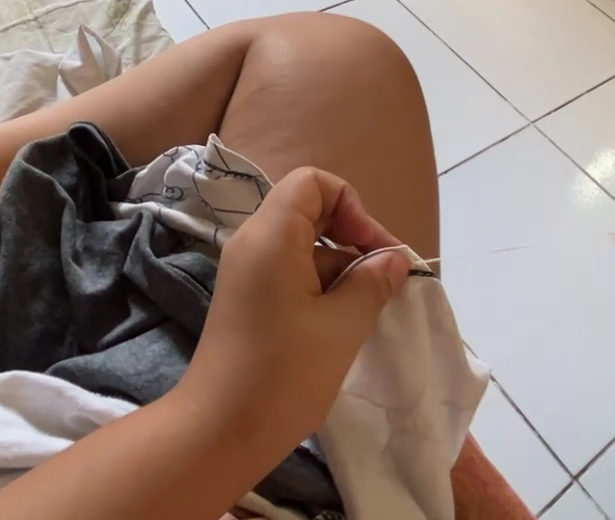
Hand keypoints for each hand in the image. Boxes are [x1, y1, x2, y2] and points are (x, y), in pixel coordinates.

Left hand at [179, 167, 412, 452]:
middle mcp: (253, 241)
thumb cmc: (283, 374)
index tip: (371, 251)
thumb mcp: (340, 328)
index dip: (349, 205)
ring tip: (368, 310)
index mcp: (271, 235)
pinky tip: (341, 323)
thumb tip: (394, 259)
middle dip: (351, 236)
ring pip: (302, 243)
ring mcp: (247, 269)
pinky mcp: (247, 295)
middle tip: (381, 280)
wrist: (219, 431)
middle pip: (308, 209)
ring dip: (339, 266)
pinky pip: (289, 269)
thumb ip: (371, 284)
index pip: (313, 183)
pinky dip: (319, 284)